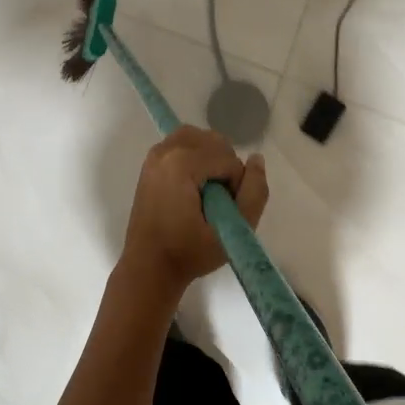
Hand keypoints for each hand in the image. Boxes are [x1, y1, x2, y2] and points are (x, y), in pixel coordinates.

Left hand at [120, 126, 268, 296]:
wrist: (148, 267)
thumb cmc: (188, 254)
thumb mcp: (232, 232)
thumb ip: (253, 195)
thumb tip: (256, 159)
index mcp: (182, 163)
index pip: (229, 159)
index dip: (236, 185)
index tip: (226, 212)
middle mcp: (166, 149)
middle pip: (215, 142)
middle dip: (225, 167)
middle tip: (220, 201)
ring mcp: (156, 153)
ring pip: (199, 138)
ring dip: (212, 158)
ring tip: (210, 190)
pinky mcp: (152, 160)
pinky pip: (183, 143)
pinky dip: (196, 156)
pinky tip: (195, 184)